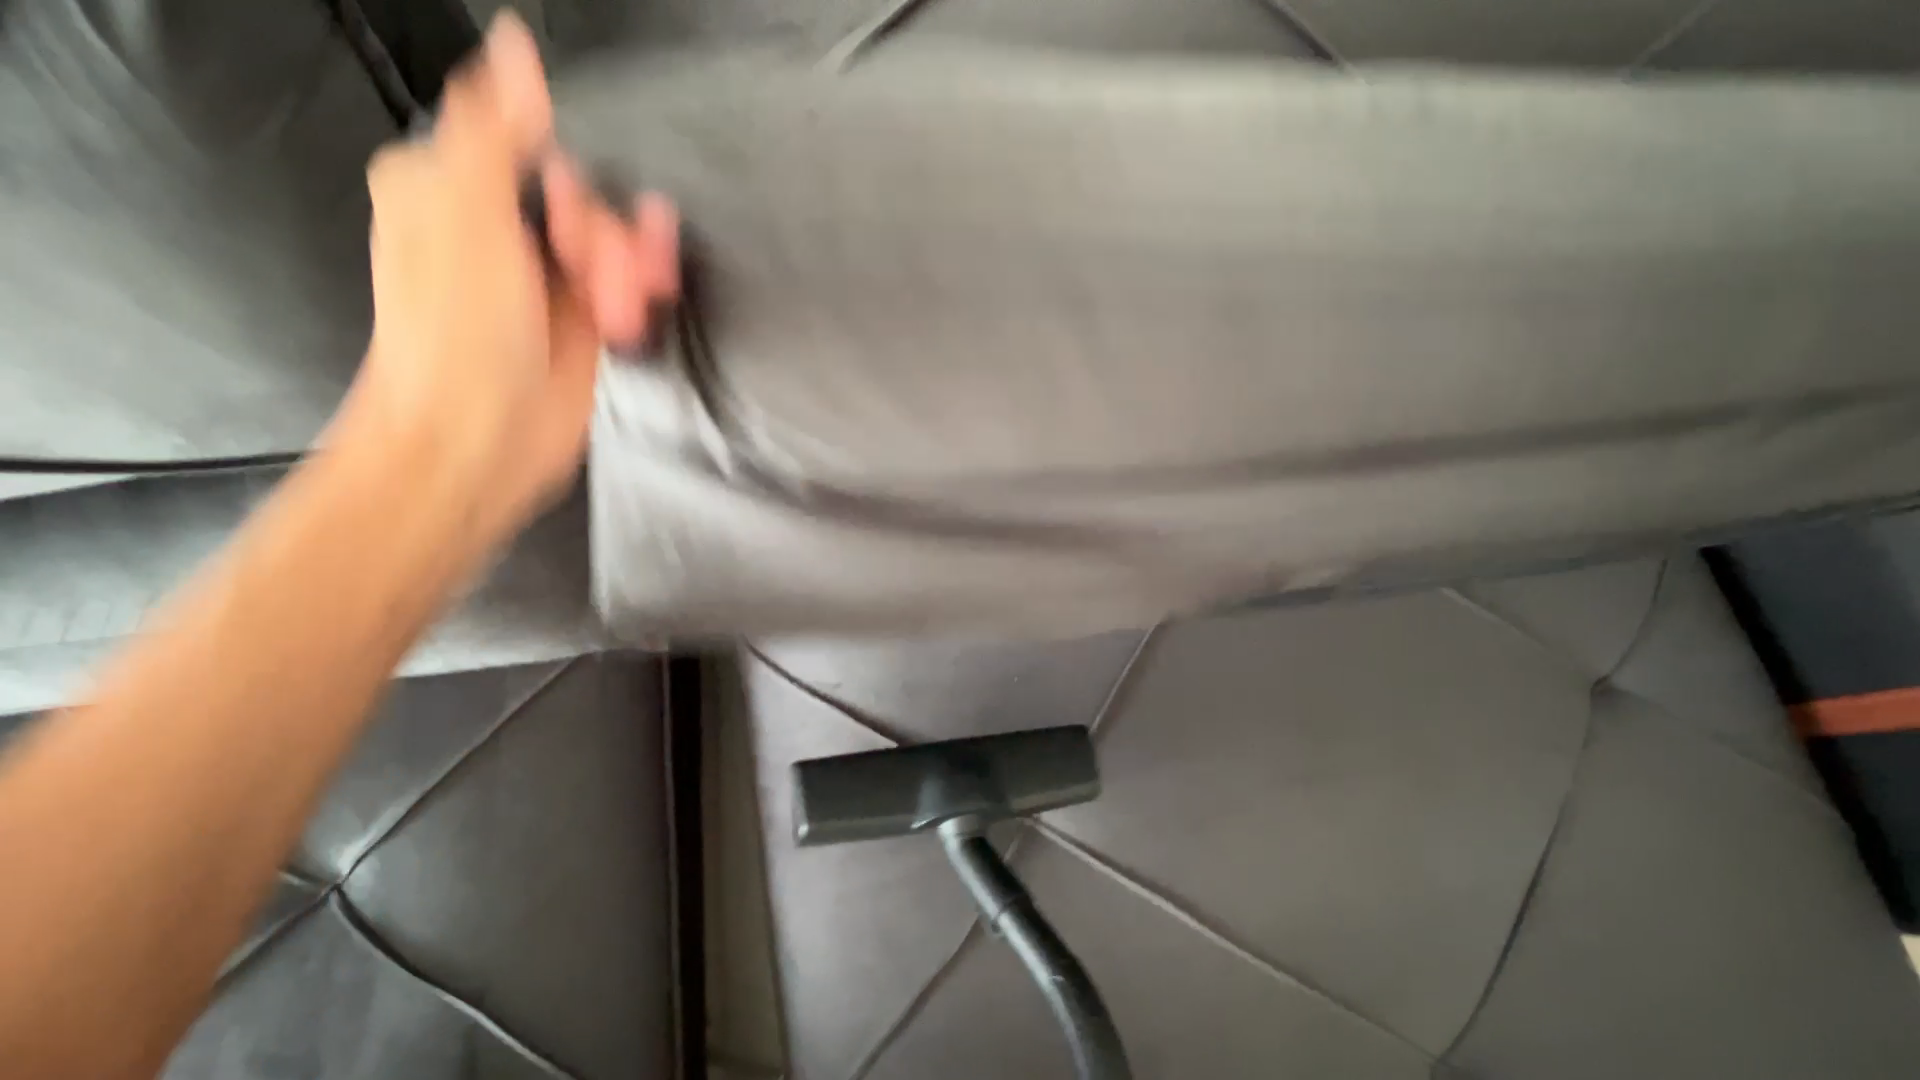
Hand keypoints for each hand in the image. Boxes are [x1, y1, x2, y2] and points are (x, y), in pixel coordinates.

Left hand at [340, 11, 679, 545]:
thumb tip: (515, 43)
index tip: (563, 215)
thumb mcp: (464, 210)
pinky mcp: (584, 323)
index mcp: (452, 186)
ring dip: (628, 269)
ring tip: (616, 311)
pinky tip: (632, 317)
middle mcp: (500, 228)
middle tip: (586, 271)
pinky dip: (640, 294)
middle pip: (589, 194)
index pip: (537, 144)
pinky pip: (630, 284)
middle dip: (603, 233)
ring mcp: (546, 280)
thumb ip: (495, 126)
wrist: (479, 441)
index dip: (569, 178)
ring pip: (616, 240)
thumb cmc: (455, 333)